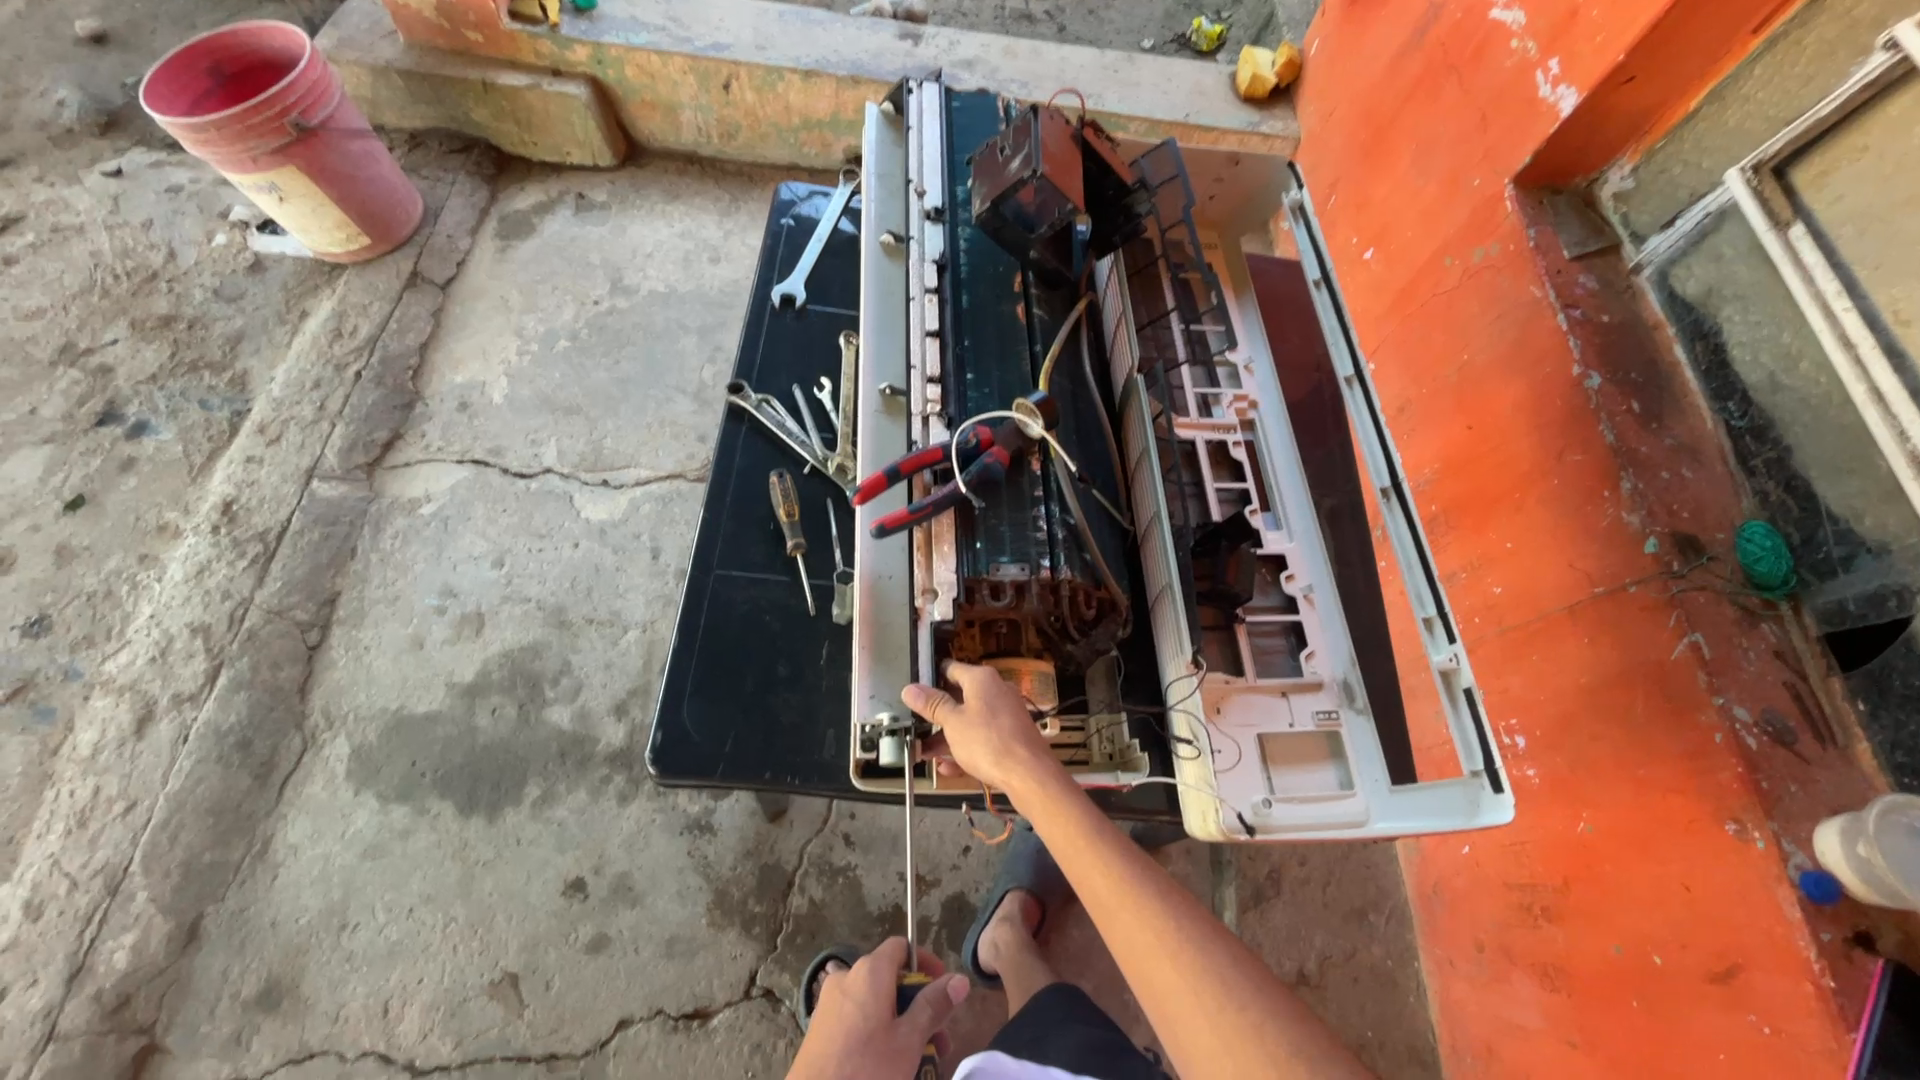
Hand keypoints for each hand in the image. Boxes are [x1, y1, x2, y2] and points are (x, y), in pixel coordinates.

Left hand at [788, 938, 968, 1079]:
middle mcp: (847, 978)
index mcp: (869, 972)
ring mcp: (831, 1004)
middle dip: (919, 1006)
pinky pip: (859, 1020)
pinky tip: (891, 1065)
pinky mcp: (822, 1029)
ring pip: (877, 1004)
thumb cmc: (866, 1069)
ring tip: (923, 1060)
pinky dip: (879, 1033)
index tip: (944, 988)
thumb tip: (960, 979)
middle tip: (939, 1039)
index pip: (901, 947)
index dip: (926, 962)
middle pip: (891, 979)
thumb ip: (934, 1006)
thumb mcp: (909, 1040)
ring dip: (902, 1025)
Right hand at [903, 662, 1061, 798]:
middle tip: (915, 728)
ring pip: (970, 721)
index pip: (951, 669)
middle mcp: (996, 691)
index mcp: (982, 679)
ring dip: (947, 737)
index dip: (931, 679)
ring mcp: (1006, 714)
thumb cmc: (987, 741)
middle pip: (960, 698)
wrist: (1030, 774)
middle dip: (937, 716)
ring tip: (925, 753)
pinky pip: (983, 739)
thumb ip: (932, 705)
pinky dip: (965, 749)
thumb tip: (910, 688)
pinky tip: (948, 768)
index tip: (913, 692)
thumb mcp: (952, 722)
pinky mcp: (1011, 736)